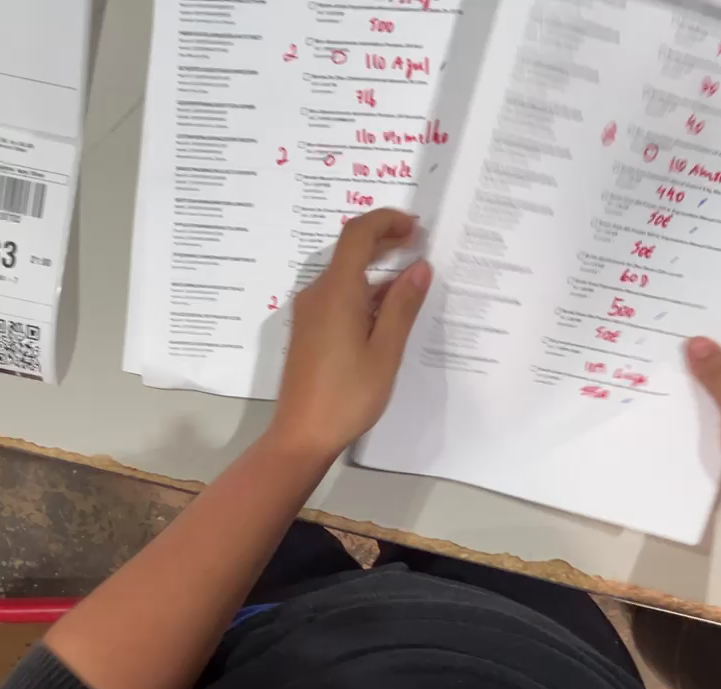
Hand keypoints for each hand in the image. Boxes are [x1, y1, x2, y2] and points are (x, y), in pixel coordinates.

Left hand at [268, 209, 433, 458]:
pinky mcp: (307, 333)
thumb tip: (419, 268)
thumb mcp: (384, 352)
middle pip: (349, 253)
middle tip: (418, 247)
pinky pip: (336, 300)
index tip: (415, 228)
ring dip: (375, 273)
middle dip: (384, 243)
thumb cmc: (347, 397)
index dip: (387, 221)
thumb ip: (402, 306)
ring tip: (410, 286)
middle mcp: (316, 296)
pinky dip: (361, 295)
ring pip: (344, 278)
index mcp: (336, 293)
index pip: (358, 234)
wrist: (302, 435)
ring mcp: (308, 315)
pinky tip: (384, 315)